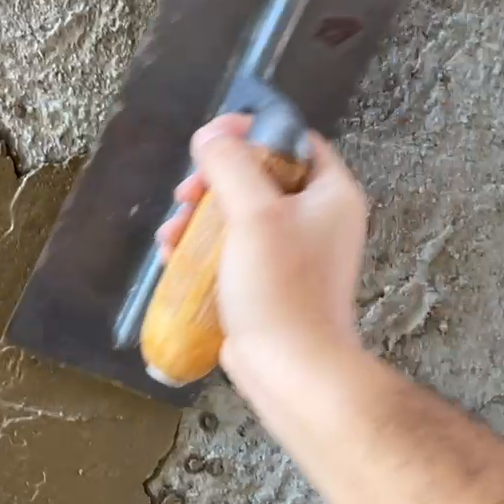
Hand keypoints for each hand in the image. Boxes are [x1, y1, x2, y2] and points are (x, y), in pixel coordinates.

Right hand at [155, 113, 368, 385]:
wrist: (291, 369)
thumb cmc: (279, 288)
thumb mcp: (253, 215)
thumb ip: (231, 166)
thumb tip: (210, 136)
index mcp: (331, 194)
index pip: (294, 141)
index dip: (251, 133)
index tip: (211, 141)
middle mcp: (317, 219)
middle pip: (259, 176)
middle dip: (214, 181)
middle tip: (186, 193)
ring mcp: (293, 253)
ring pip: (239, 213)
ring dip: (200, 215)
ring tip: (172, 232)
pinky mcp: (269, 281)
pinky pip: (233, 247)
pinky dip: (204, 245)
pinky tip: (174, 255)